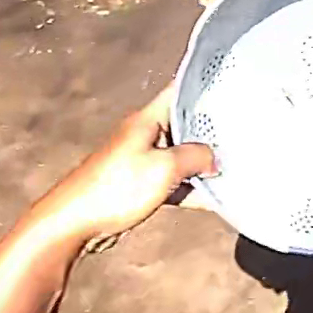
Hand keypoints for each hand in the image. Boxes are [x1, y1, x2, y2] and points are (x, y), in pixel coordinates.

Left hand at [28, 86, 216, 243]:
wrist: (72, 225)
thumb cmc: (115, 188)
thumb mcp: (165, 167)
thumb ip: (197, 156)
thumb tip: (214, 159)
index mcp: (147, 120)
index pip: (179, 92)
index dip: (203, 87)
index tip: (230, 88)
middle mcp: (143, 135)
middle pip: (184, 125)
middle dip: (210, 131)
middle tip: (240, 134)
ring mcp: (140, 161)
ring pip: (180, 156)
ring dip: (201, 164)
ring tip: (231, 167)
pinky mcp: (137, 185)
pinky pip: (171, 181)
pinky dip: (189, 187)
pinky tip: (210, 198)